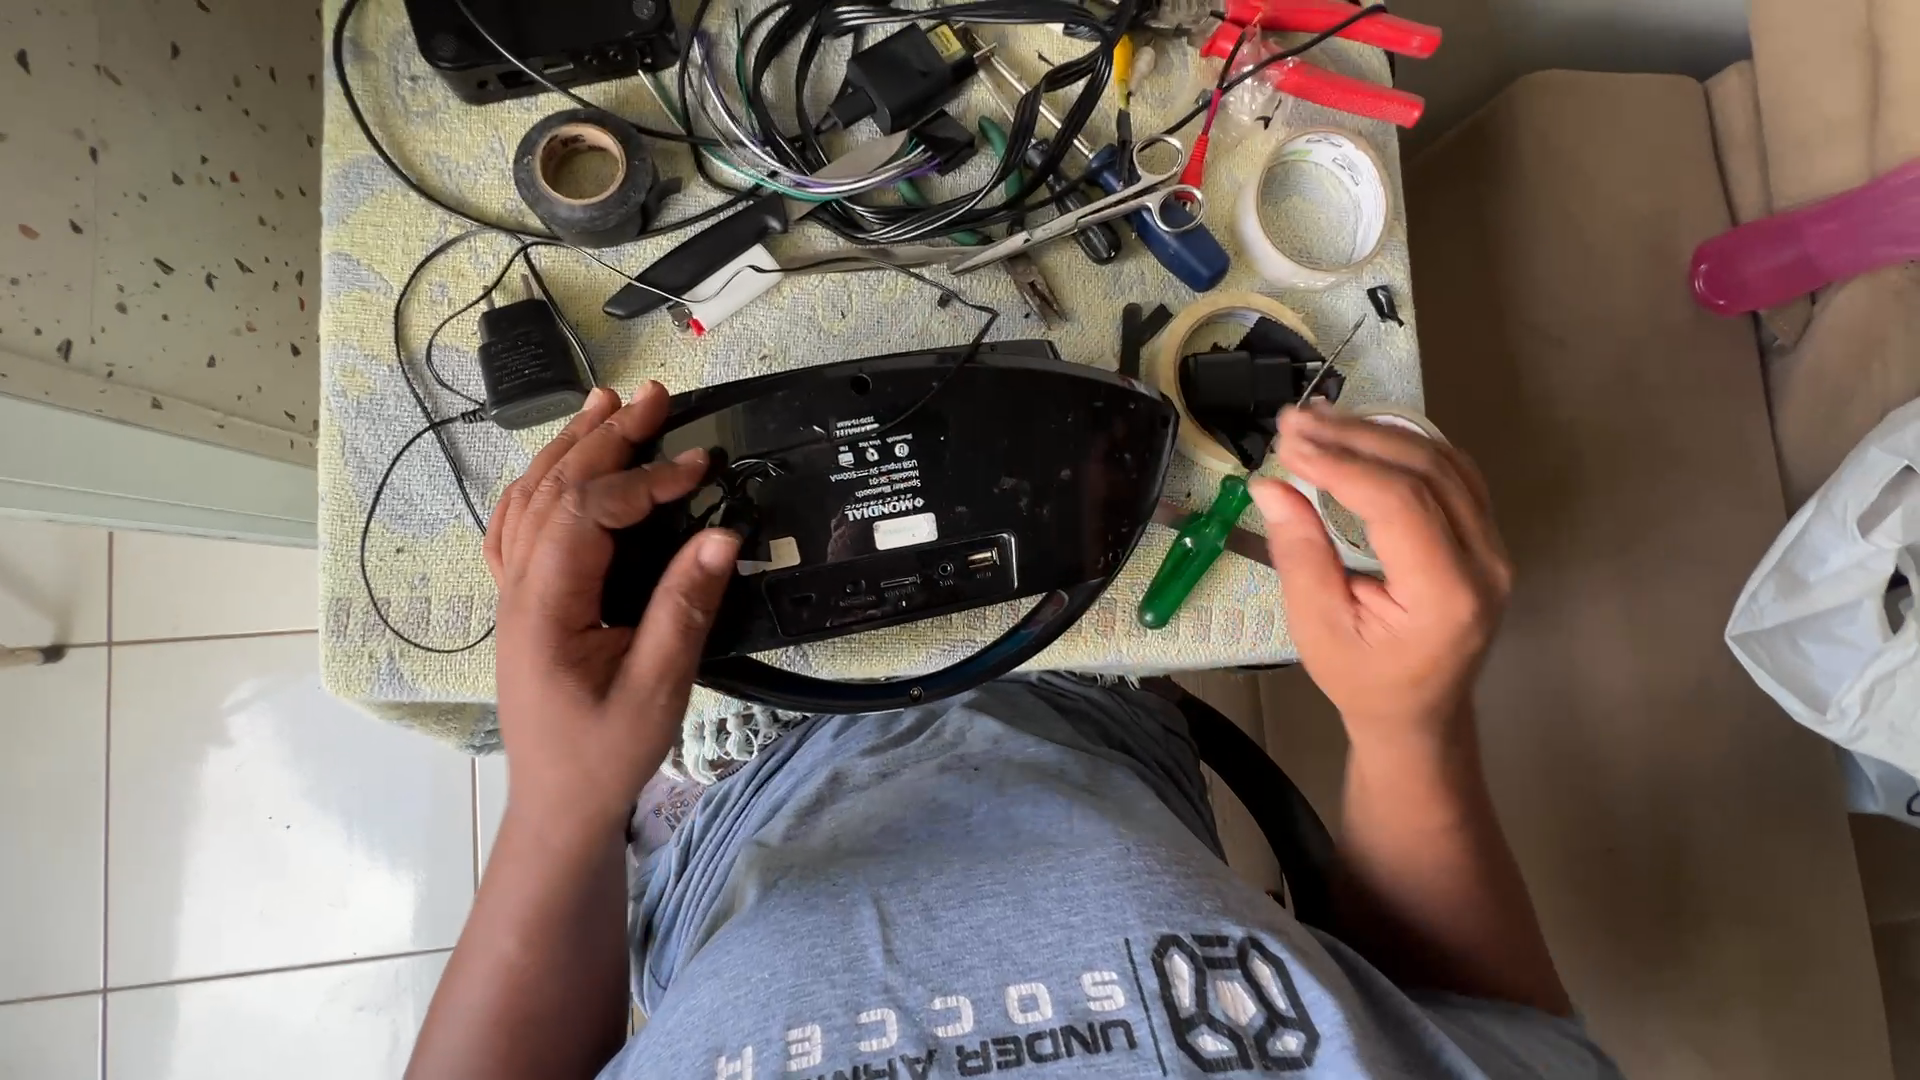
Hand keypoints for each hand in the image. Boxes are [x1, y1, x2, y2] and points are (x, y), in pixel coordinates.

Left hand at [484, 383, 739, 836]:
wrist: (559, 802)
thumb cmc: (606, 751)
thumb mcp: (658, 687)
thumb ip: (686, 607)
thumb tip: (724, 536)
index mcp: (546, 606)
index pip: (589, 514)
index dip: (647, 482)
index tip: (703, 467)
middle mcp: (520, 587)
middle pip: (554, 489)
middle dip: (607, 438)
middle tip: (655, 398)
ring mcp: (515, 593)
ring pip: (531, 499)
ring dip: (571, 447)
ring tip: (606, 404)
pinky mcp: (526, 602)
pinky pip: (522, 525)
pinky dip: (544, 483)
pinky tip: (561, 466)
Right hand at [1248, 405, 1511, 747]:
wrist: (1417, 713)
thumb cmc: (1363, 680)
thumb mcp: (1318, 628)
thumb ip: (1300, 554)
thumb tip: (1271, 485)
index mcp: (1447, 593)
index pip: (1399, 503)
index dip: (1341, 465)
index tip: (1288, 445)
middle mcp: (1485, 561)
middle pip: (1426, 470)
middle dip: (1355, 437)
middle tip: (1294, 421)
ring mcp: (1493, 546)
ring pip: (1444, 461)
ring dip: (1378, 432)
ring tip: (1320, 420)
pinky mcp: (1483, 537)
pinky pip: (1451, 474)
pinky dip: (1402, 447)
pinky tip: (1361, 437)